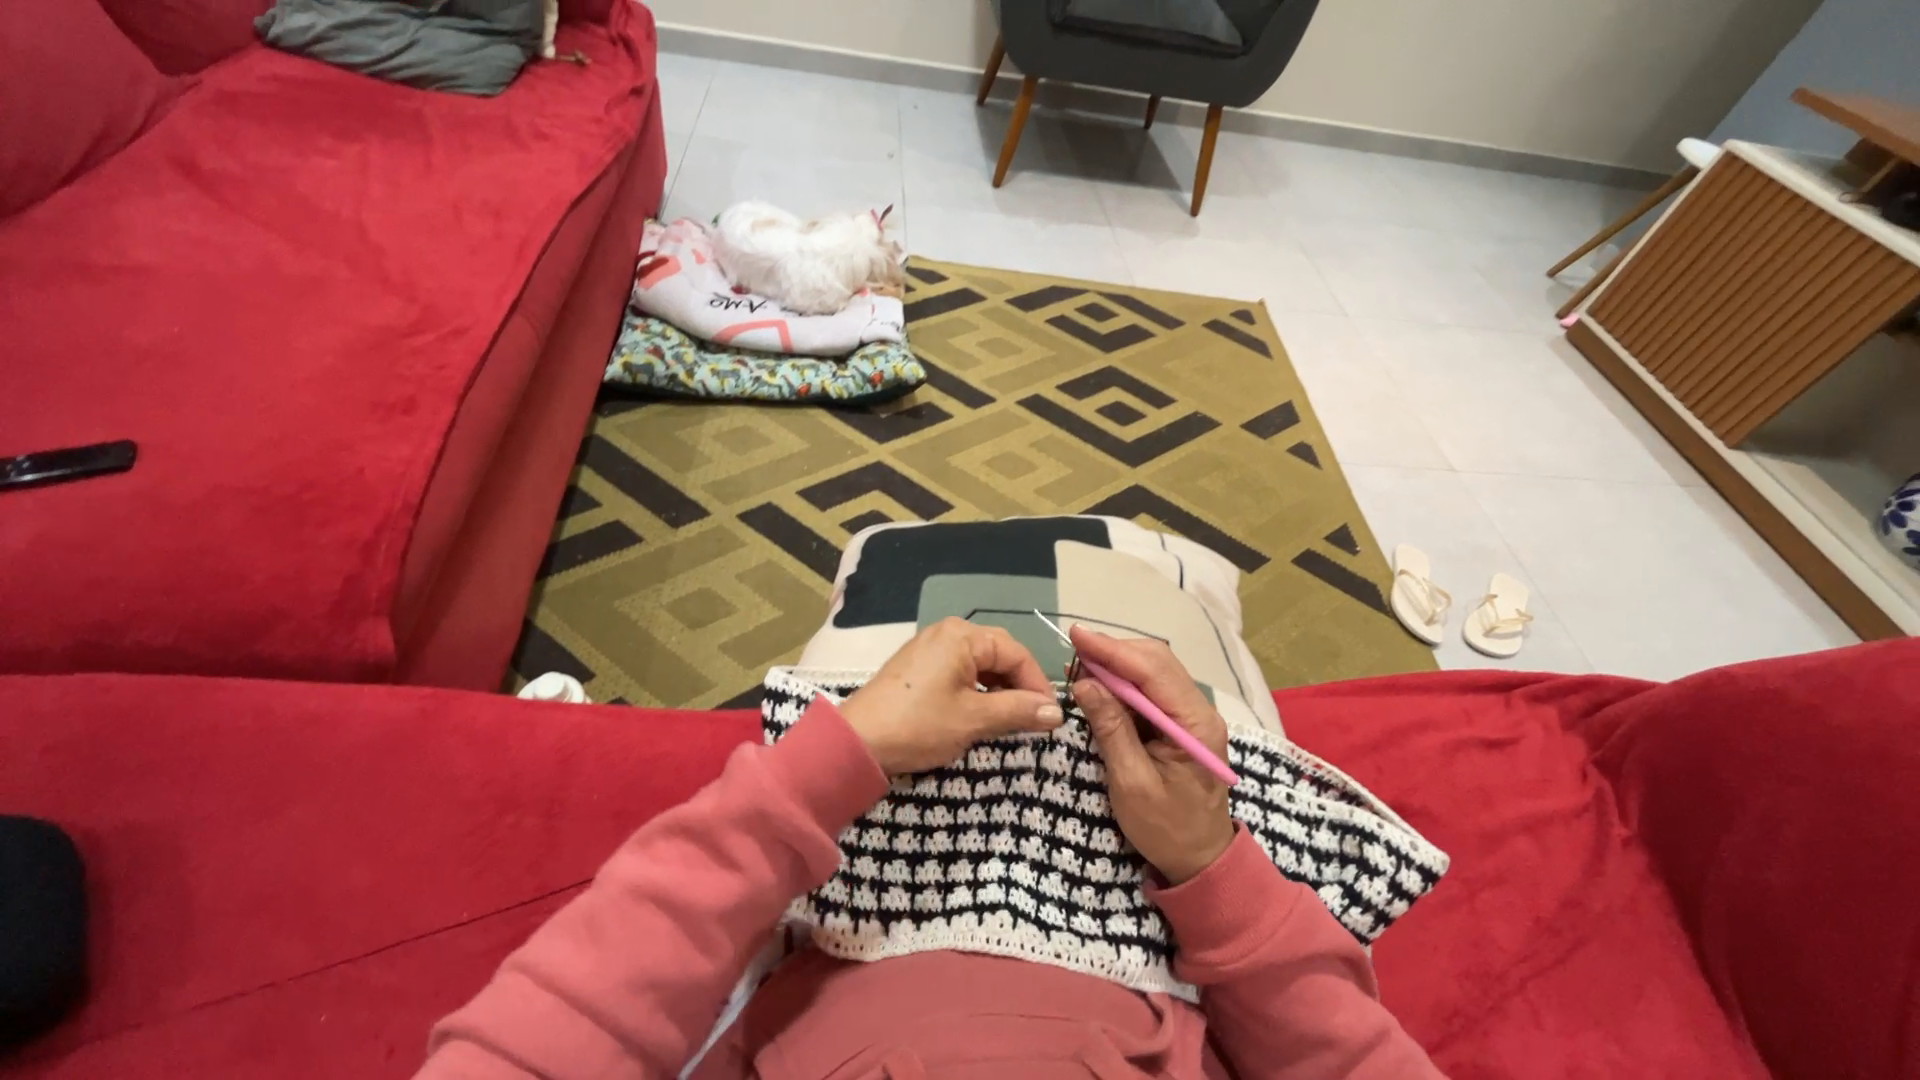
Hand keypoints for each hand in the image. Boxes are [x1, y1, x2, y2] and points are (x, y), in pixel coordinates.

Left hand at [839, 618, 1063, 774]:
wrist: (857, 741)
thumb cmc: (920, 725)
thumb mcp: (974, 719)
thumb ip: (1018, 711)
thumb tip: (1057, 713)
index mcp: (962, 636)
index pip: (1016, 653)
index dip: (1037, 684)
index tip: (1050, 716)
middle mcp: (946, 632)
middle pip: (998, 653)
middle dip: (1019, 684)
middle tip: (1034, 717)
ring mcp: (929, 648)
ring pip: (979, 663)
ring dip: (999, 689)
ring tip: (1012, 718)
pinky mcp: (918, 667)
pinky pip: (959, 670)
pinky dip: (977, 690)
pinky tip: (982, 712)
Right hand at [1070, 628, 1234, 884]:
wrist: (1200, 859)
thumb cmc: (1167, 828)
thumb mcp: (1131, 783)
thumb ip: (1111, 729)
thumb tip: (1086, 683)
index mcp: (1195, 724)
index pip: (1153, 671)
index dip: (1113, 650)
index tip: (1077, 635)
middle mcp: (1199, 710)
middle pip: (1156, 661)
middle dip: (1113, 652)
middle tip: (1073, 654)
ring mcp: (1190, 714)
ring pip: (1153, 670)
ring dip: (1117, 664)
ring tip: (1081, 667)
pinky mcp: (1179, 722)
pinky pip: (1150, 689)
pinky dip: (1124, 681)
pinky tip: (1100, 685)